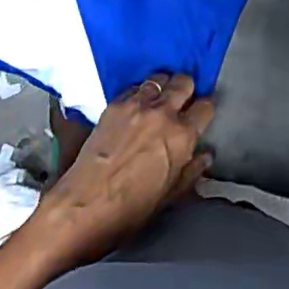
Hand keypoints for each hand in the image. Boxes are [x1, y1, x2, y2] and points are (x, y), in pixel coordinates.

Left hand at [28, 73, 213, 265]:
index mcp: (182, 135)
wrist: (82, 208)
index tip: (201, 116)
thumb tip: (205, 157)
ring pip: (159, 79)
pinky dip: (140, 93)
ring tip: (160, 98)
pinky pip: (134, 88)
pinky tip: (137, 106)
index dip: (205, 111)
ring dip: (163, 86)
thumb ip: (192, 171)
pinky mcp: (114, 107)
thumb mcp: (170, 196)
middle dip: (187, 89)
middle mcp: (163, 113)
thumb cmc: (129, 210)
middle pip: (184, 82)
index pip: (206, 106)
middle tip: (183, 101)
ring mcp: (137, 107)